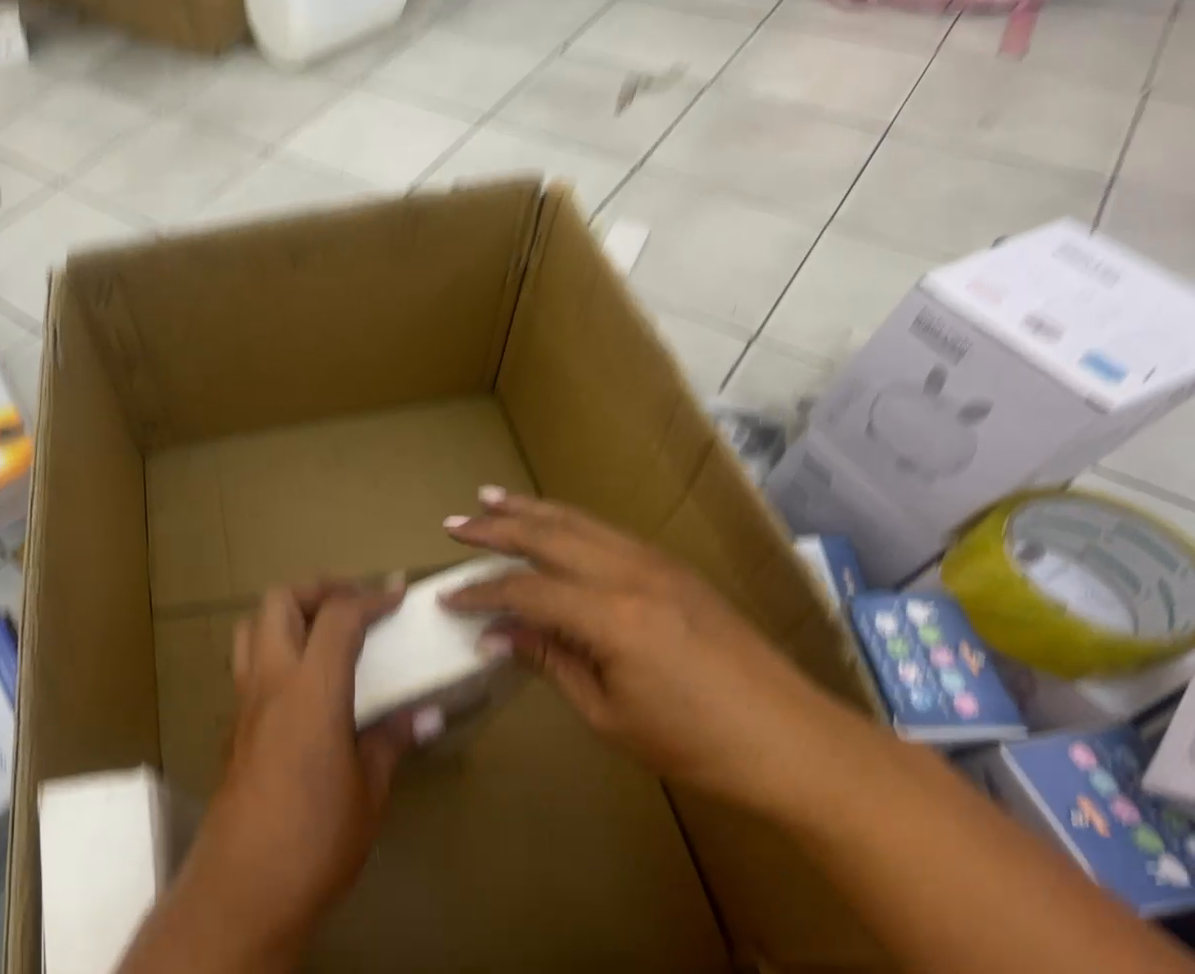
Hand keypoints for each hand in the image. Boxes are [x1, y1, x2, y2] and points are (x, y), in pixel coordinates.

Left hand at [123, 582, 432, 973]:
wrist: (245, 885)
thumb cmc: (317, 838)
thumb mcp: (369, 790)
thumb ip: (391, 741)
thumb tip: (423, 715)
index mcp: (310, 689)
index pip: (338, 616)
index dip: (369, 597)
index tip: (396, 595)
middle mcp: (269, 681)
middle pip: (279, 600)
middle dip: (318, 588)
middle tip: (354, 601)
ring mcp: (244, 702)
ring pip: (252, 626)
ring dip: (287, 613)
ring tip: (324, 631)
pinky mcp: (234, 726)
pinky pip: (248, 664)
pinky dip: (275, 650)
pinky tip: (304, 684)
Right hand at [441, 487, 856, 816]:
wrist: (796, 743)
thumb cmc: (697, 745)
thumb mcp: (608, 714)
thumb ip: (551, 661)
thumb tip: (497, 636)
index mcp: (612, 617)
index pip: (527, 590)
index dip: (482, 593)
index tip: (446, 598)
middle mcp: (632, 575)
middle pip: (549, 537)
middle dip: (497, 527)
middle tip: (454, 522)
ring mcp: (660, 566)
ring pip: (581, 523)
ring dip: (532, 510)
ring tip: (491, 497)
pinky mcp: (678, 570)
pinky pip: (610, 533)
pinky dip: (572, 522)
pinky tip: (554, 523)